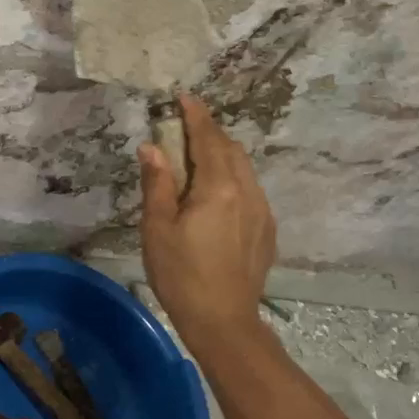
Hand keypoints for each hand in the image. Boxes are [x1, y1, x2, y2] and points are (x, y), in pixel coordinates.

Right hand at [138, 93, 276, 347]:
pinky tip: (213, 192)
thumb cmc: (180, 272)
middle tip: (184, 126)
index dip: (196, 116)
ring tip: (196, 155)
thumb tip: (152, 146)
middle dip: (209, 133)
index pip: (208, 140)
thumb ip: (157, 183)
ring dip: (221, 154)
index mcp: (218, 188)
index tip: (184, 97)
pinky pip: (250, 190)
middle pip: (231, 149)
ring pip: (244, 169)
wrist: (223, 321)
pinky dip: (231, 177)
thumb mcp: (157, 226)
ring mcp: (262, 212)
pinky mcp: (266, 231)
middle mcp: (247, 193)